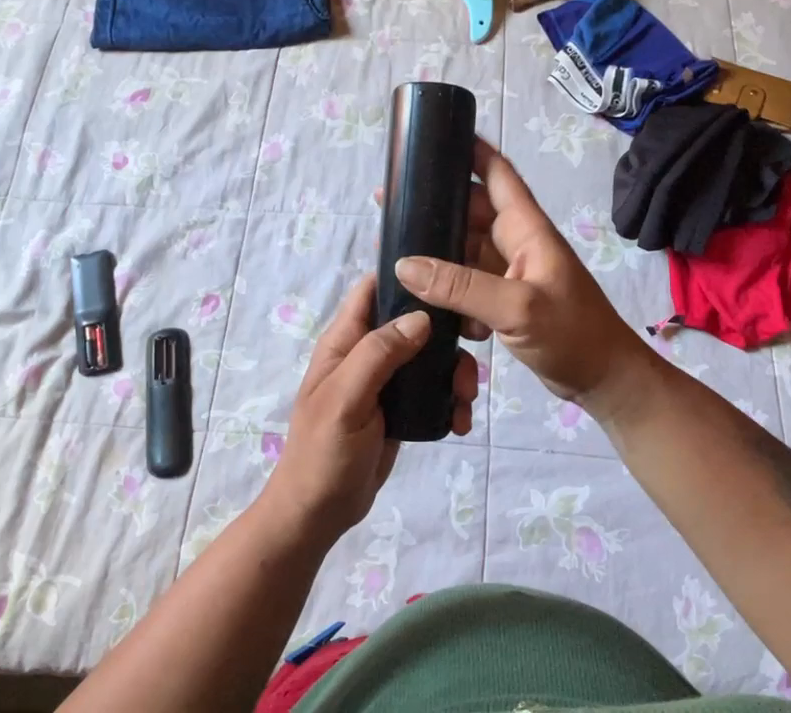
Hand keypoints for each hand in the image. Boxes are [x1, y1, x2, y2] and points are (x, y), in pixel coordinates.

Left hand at [262, 276, 478, 543]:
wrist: (321, 512)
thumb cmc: (323, 452)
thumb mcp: (345, 399)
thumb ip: (378, 355)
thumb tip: (422, 317)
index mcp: (344, 342)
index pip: (373, 290)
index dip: (406, 278)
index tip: (448, 283)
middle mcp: (367, 354)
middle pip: (414, 322)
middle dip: (446, 335)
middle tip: (469, 357)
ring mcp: (386, 382)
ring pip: (430, 358)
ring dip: (454, 373)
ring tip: (465, 399)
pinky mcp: (402, 409)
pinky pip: (434, 391)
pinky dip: (451, 401)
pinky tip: (459, 421)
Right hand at [394, 139, 650, 413]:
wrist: (604, 382)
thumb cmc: (572, 334)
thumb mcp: (516, 307)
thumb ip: (460, 286)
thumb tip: (404, 264)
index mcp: (527, 229)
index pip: (497, 174)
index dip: (471, 149)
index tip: (433, 134)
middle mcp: (517, 243)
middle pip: (470, 212)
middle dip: (434, 206)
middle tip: (388, 203)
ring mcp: (511, 274)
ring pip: (464, 251)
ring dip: (436, 255)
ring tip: (393, 251)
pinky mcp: (505, 302)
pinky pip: (467, 286)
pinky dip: (449, 293)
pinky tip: (427, 305)